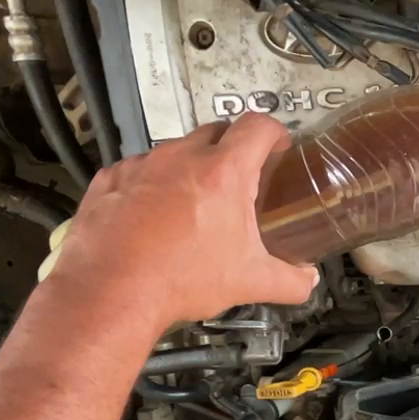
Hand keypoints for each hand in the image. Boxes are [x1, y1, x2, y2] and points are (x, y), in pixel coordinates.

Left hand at [45, 114, 317, 328]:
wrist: (112, 292)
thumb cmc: (178, 280)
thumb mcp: (252, 283)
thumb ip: (291, 280)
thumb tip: (307, 280)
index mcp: (223, 175)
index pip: (257, 127)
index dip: (274, 132)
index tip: (278, 143)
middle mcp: (181, 159)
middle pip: (217, 131)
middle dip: (234, 149)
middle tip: (243, 179)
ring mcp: (142, 165)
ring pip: (176, 151)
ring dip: (193, 168)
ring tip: (198, 204)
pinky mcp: (111, 179)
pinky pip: (140, 169)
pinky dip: (155, 185)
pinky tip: (158, 216)